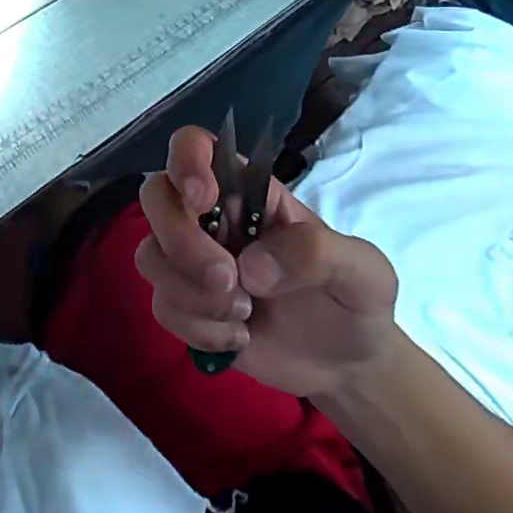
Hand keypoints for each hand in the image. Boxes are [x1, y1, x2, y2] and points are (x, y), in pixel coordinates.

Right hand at [135, 127, 398, 397]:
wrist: (347, 366)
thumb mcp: (362, 271)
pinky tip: (238, 337)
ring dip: (192, 293)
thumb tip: (251, 267)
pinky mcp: (187, 305)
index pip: (194, 145)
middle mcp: (212, 217)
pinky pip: (162, 306)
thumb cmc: (354, 301)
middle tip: (228, 279)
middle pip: (156, 195)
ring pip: (150, 255)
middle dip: (179, 239)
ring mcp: (193, 261)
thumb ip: (317, 254)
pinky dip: (199, 329)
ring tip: (244, 314)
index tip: (204, 199)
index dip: (186, 160)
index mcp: (248, 191)